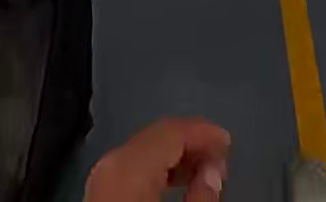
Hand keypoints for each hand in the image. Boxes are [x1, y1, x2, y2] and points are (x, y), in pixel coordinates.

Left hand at [85, 118, 230, 201]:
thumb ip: (200, 195)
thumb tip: (213, 172)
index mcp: (127, 163)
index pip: (170, 130)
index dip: (203, 131)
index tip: (227, 140)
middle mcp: (110, 161)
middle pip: (157, 136)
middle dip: (192, 142)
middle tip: (221, 157)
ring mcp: (100, 175)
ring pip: (146, 150)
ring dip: (177, 155)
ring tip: (207, 170)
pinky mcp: (99, 190)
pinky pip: (134, 166)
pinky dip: (158, 167)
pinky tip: (178, 179)